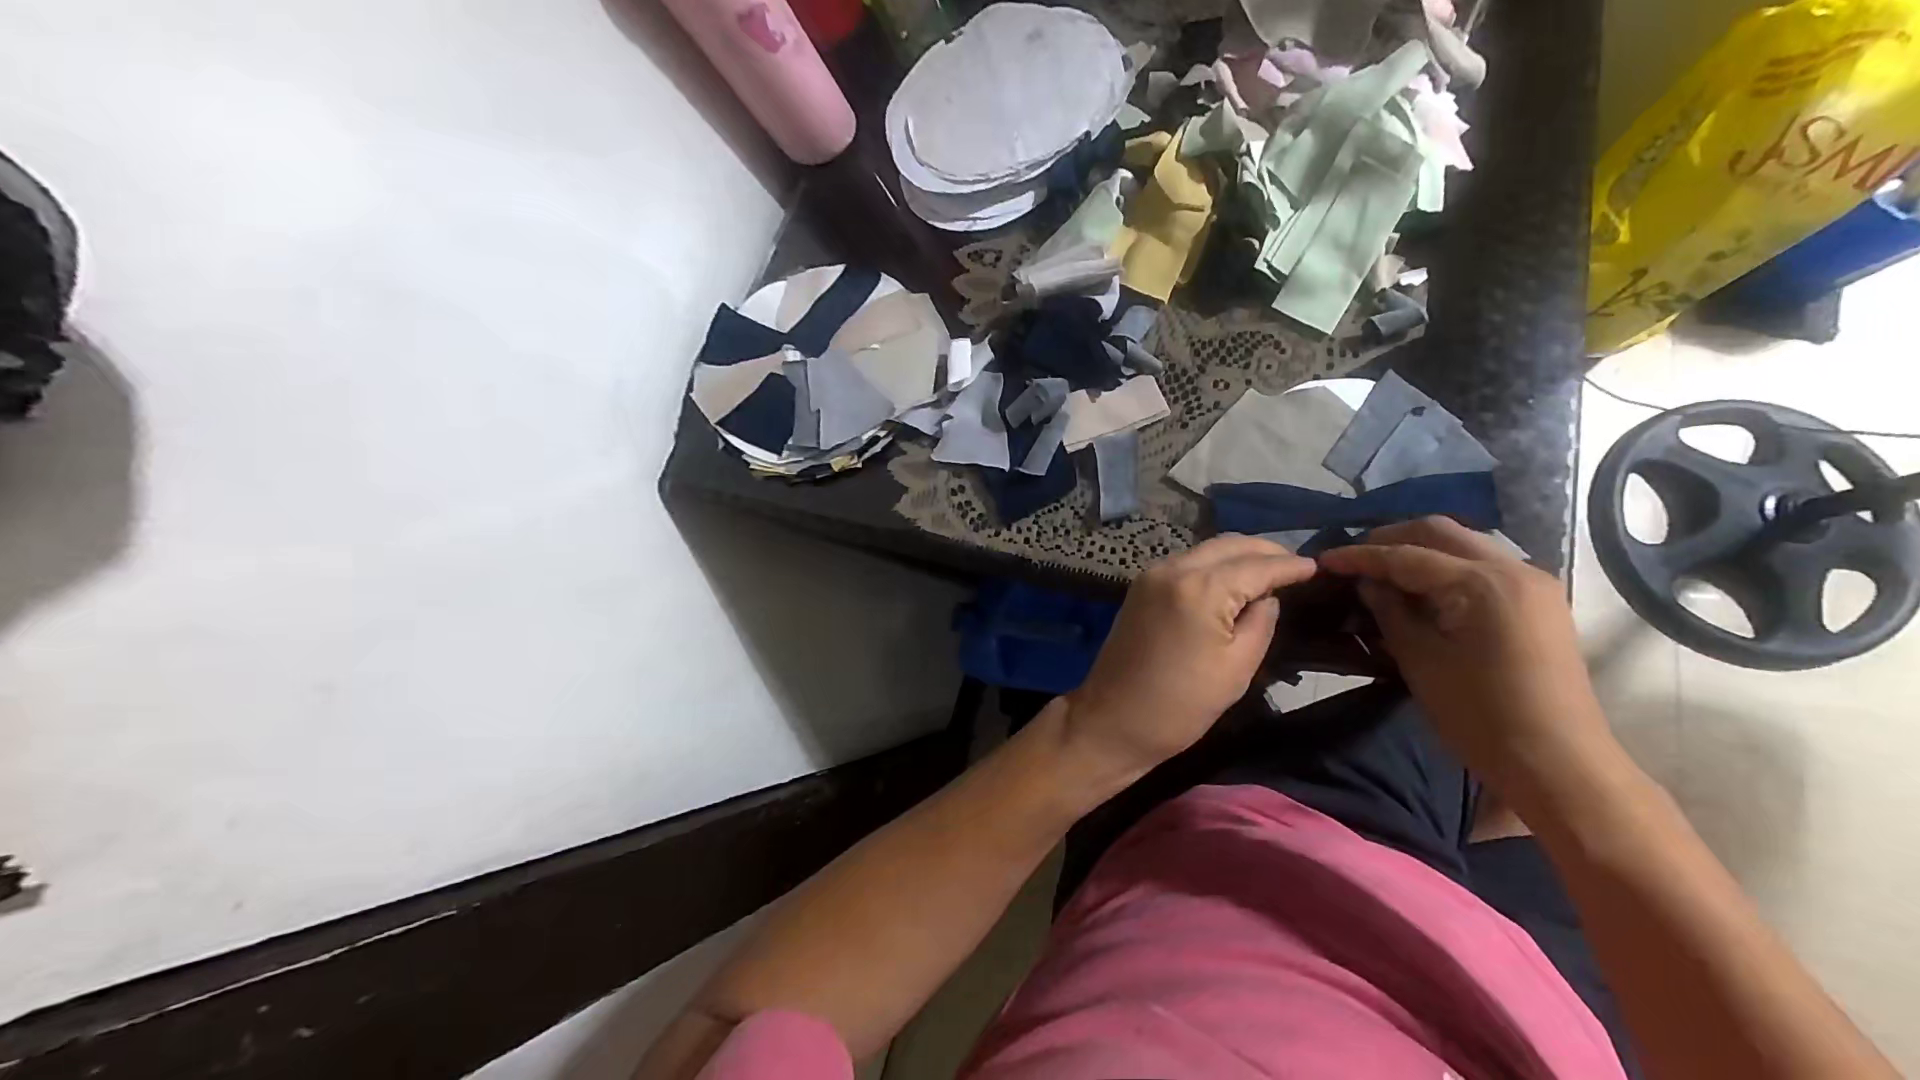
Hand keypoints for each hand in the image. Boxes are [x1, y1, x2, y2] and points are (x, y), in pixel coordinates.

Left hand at [1064, 535, 1315, 776]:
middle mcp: (1173, 568)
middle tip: (1297, 566)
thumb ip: (1261, 622)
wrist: (1113, 721)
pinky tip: (1233, 580)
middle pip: (1229, 546)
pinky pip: (1187, 564)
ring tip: (1270, 572)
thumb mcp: (1237, 667)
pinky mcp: (1141, 587)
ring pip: (1206, 550)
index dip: (1290, 565)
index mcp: (1200, 587)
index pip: (1256, 565)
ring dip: (1239, 556)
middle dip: (1266, 551)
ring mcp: (1152, 575)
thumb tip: (1269, 596)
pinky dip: (1214, 565)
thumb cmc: (1181, 705)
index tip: (1319, 567)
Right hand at [1317, 517, 1613, 787]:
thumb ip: (1390, 611)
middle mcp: (1514, 569)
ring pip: (1465, 545)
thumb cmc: (1480, 715)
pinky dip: (1446, 567)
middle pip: (1441, 533)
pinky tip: (1422, 589)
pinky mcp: (1540, 603)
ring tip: (1382, 572)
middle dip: (1391, 540)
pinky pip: (1484, 566)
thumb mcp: (1420, 660)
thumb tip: (1368, 583)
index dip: (1360, 556)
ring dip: (1420, 550)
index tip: (1324, 559)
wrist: (1559, 763)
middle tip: (1354, 559)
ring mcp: (1534, 584)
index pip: (1406, 555)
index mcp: (1482, 583)